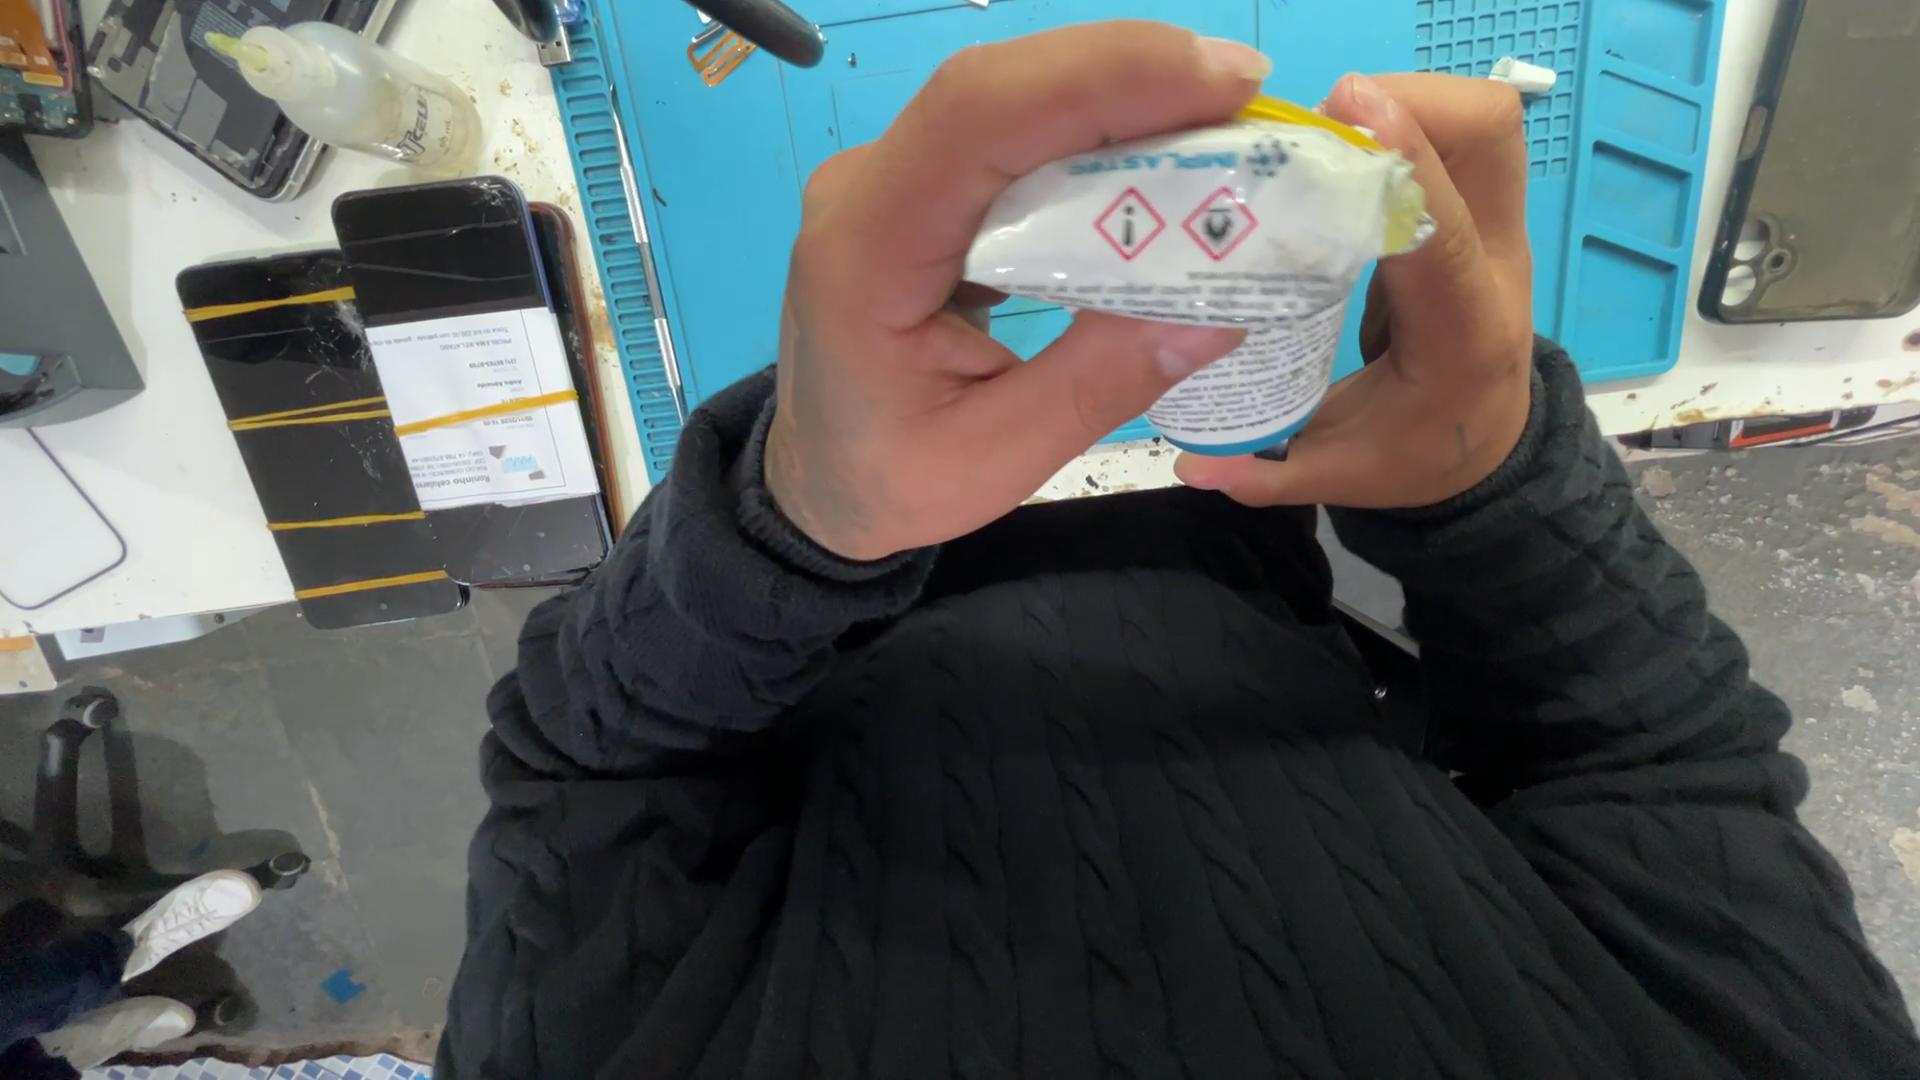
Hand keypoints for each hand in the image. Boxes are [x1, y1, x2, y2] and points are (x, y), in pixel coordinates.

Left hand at [764, 22, 1266, 560]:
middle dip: (1129, 83)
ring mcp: (882, 187)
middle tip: (1242, 107)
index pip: (977, 120)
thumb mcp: (998, 458)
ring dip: (1111, 108)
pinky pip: (1001, 147)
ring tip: (1210, 134)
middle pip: (998, 95)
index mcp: (863, 257)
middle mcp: (862, 195)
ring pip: (1004, 109)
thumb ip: (1099, 383)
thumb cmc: (892, 481)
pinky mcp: (911, 199)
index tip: (1225, 86)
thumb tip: (1222, 312)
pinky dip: (1079, 146)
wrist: (822, 482)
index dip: (1104, 80)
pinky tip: (1138, 171)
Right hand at [1174, 73, 1534, 508]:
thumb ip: (1264, 475)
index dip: (1400, 169)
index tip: (1336, 122)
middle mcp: (1493, 267)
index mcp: (1460, 337)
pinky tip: (1335, 151)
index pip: (1442, 237)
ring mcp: (1491, 232)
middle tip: (1314, 131)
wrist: (1484, 446)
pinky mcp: (1469, 216)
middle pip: (1488, 139)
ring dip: (1405, 103)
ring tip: (1319, 133)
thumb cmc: (1413, 458)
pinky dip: (1400, 122)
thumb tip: (1187, 466)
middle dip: (1408, 105)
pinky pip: (1453, 139)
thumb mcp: (1336, 476)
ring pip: (1481, 124)